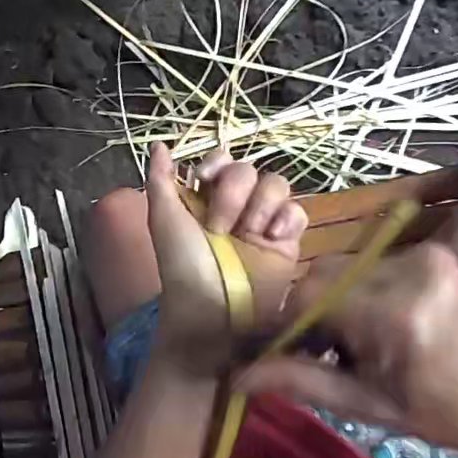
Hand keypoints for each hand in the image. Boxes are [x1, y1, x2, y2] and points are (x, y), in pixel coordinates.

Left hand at [144, 144, 306, 377]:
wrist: (212, 314)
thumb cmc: (183, 268)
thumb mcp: (164, 221)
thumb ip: (161, 181)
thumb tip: (159, 143)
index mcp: (207, 199)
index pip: (223, 161)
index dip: (218, 163)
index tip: (205, 178)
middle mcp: (237, 207)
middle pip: (249, 170)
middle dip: (233, 193)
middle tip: (220, 228)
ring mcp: (264, 223)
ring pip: (277, 185)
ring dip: (260, 204)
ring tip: (249, 234)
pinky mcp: (288, 242)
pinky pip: (298, 212)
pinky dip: (287, 219)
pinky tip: (272, 238)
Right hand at [236, 242, 457, 457]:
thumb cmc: (449, 416)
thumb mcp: (371, 407)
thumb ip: (302, 382)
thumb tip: (239, 378)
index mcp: (394, 316)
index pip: (308, 294)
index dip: (287, 322)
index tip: (287, 353)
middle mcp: (408, 271)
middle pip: (325, 274)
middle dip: (313, 311)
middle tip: (327, 354)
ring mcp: (426, 255)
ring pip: (348, 268)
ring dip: (339, 302)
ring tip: (362, 345)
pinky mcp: (436, 251)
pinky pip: (375, 264)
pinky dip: (365, 292)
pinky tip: (385, 326)